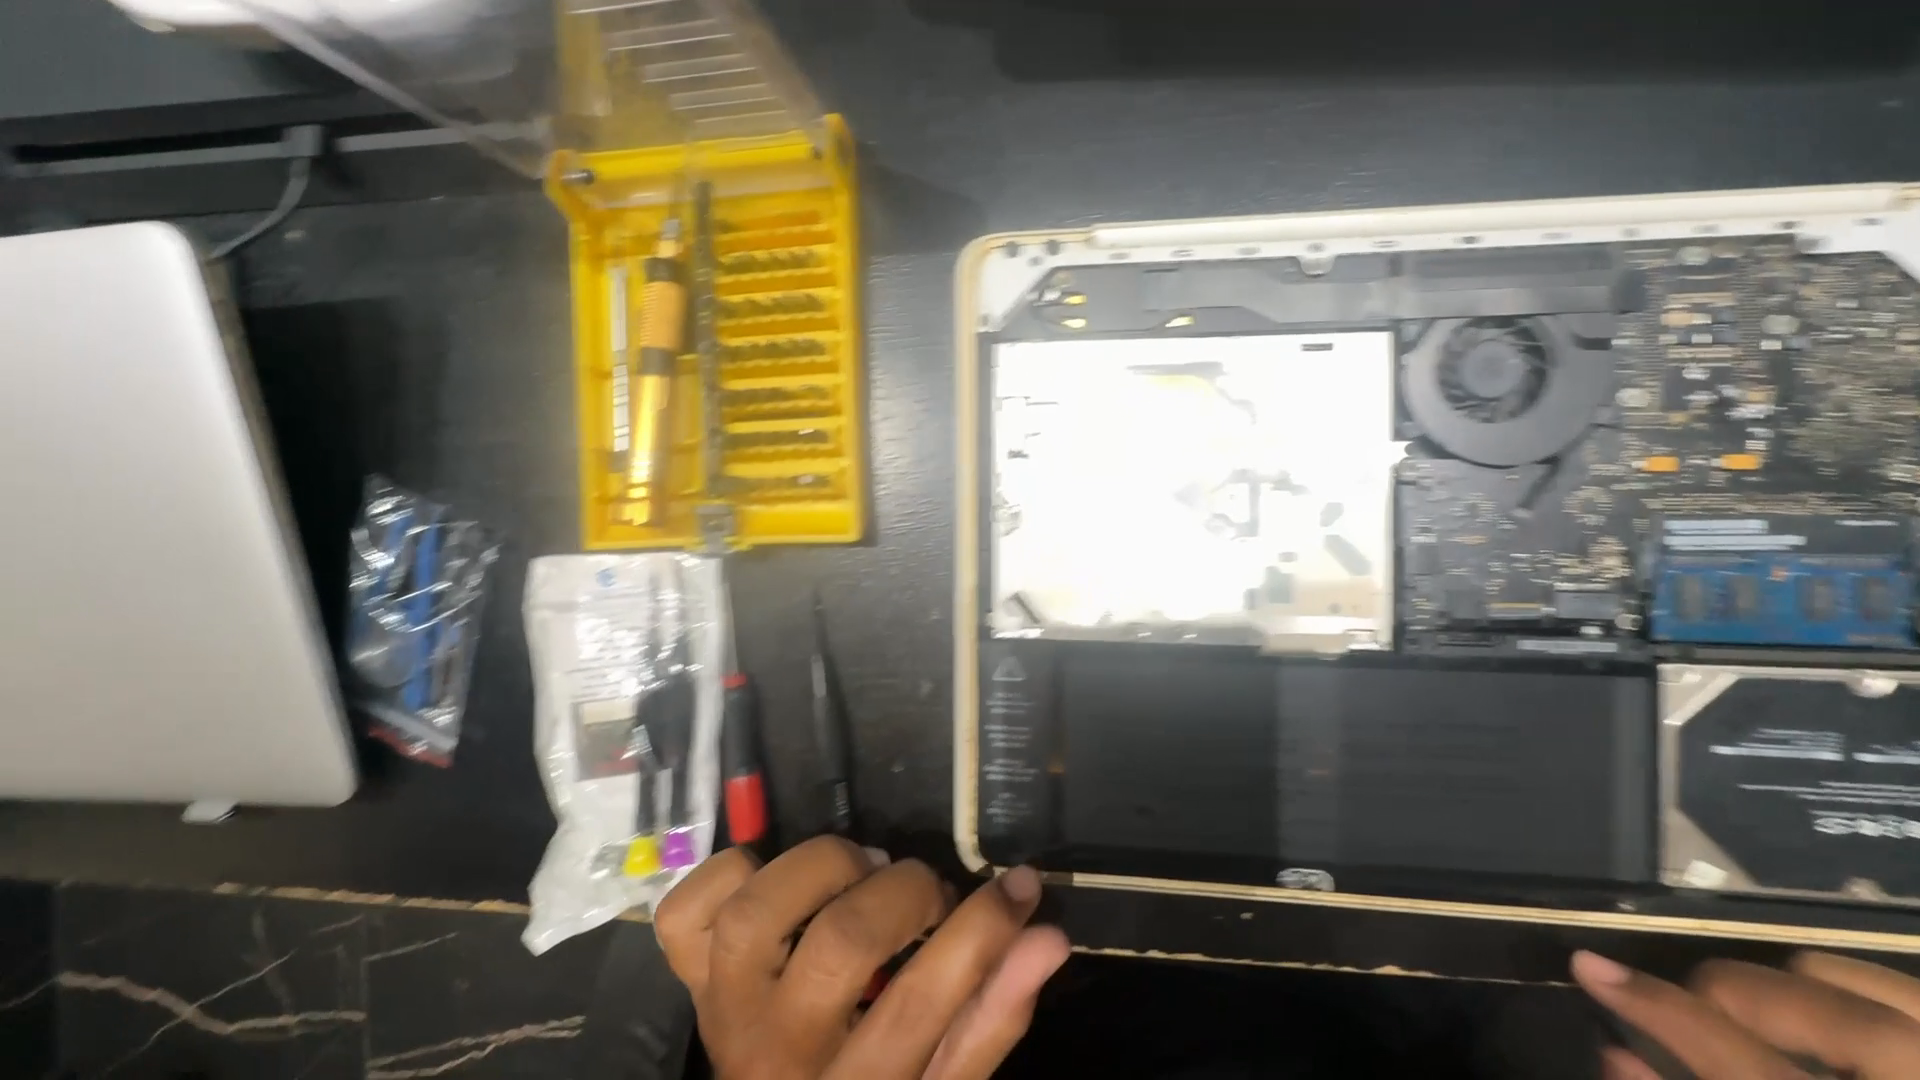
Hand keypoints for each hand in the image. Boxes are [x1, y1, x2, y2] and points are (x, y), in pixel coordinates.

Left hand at [655, 836, 1070, 1079]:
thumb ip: (992, 1015)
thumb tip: (1047, 935)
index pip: (926, 1002)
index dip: (983, 930)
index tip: (1020, 884)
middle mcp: (781, 1050)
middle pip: (839, 945)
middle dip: (903, 894)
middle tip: (926, 888)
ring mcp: (725, 1010)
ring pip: (756, 916)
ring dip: (819, 867)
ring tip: (859, 866)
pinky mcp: (690, 980)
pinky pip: (685, 914)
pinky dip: (729, 873)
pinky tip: (775, 877)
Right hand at [1572, 948, 1919, 1077]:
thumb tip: (1613, 1051)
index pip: (1730, 1051)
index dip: (1654, 1004)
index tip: (1585, 964)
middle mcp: (1911, 1079)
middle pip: (1788, 995)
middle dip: (1718, 993)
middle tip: (1687, 1012)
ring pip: (1844, 974)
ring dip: (1783, 989)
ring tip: (1761, 1024)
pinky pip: (1898, 988)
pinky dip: (1846, 992)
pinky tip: (1826, 1029)